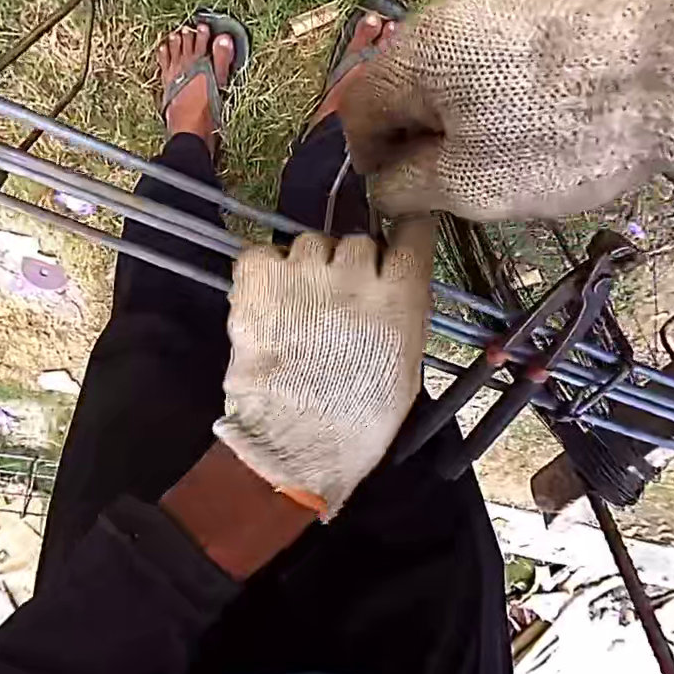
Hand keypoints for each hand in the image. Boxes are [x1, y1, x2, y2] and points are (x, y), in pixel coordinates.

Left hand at [211, 218, 435, 518]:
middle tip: (334, 299)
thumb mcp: (405, 366)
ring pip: (310, 243)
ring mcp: (305, 271)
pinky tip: (267, 301)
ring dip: (306, 267)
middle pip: (356, 241)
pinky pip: (266, 253)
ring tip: (296, 305)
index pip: (412, 233)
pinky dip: (265, 271)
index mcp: (400, 294)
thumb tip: (391, 287)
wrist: (297, 440)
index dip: (403, 234)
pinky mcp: (261, 277)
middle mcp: (355, 272)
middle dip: (348, 264)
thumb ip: (402, 314)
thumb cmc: (360, 417)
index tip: (395, 241)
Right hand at [339, 0, 673, 220]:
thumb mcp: (471, 184)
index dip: (365, 155)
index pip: (356, 106)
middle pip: (401, 82)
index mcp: (417, 53)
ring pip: (446, 66)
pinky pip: (489, 49)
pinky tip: (532, 113)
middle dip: (411, 134)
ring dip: (451, 112)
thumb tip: (382, 184)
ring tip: (495, 146)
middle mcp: (446, 11)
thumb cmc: (563, 135)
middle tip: (446, 174)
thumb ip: (406, 188)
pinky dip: (489, 89)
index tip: (395, 187)